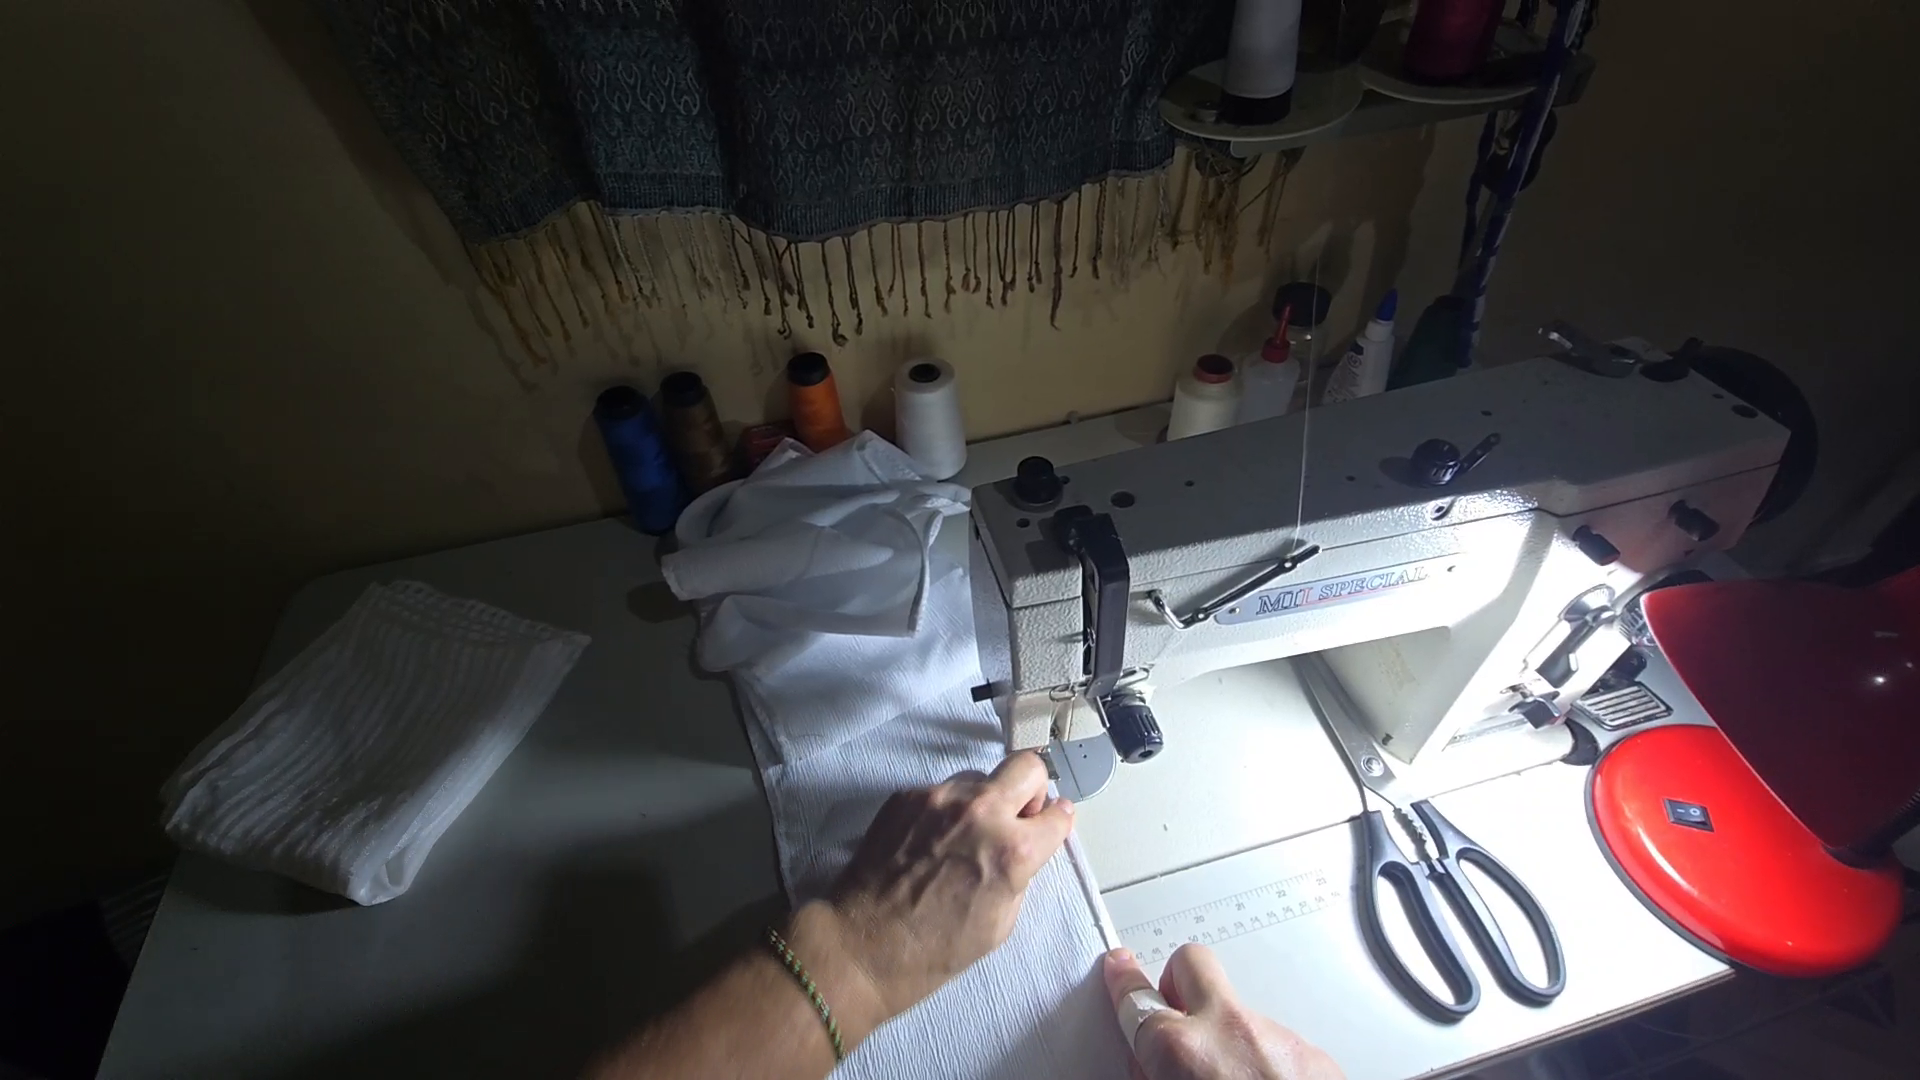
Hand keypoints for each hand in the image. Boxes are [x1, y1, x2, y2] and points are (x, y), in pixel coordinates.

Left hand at [791, 752, 1076, 1032]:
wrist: (863, 945)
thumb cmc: (935, 949)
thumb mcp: (1001, 923)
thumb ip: (1022, 872)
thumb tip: (1031, 843)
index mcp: (1013, 850)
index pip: (1059, 813)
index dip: (1058, 820)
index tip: (1052, 822)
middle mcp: (981, 811)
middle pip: (1027, 767)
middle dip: (1030, 789)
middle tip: (1016, 816)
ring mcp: (940, 796)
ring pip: (980, 777)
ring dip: (982, 801)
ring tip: (961, 837)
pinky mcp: (907, 794)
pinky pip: (941, 791)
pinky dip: (944, 810)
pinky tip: (928, 841)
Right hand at [1104, 945, 1344, 1079]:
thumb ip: (1153, 1077)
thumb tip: (1150, 1066)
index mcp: (1178, 1049)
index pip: (1134, 994)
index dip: (1123, 981)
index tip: (1119, 969)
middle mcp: (1226, 1030)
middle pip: (1191, 964)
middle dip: (1180, 984)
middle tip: (1178, 1017)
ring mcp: (1276, 1039)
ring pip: (1239, 1013)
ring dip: (1229, 1041)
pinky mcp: (1316, 1058)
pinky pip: (1278, 1046)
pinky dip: (1268, 1067)